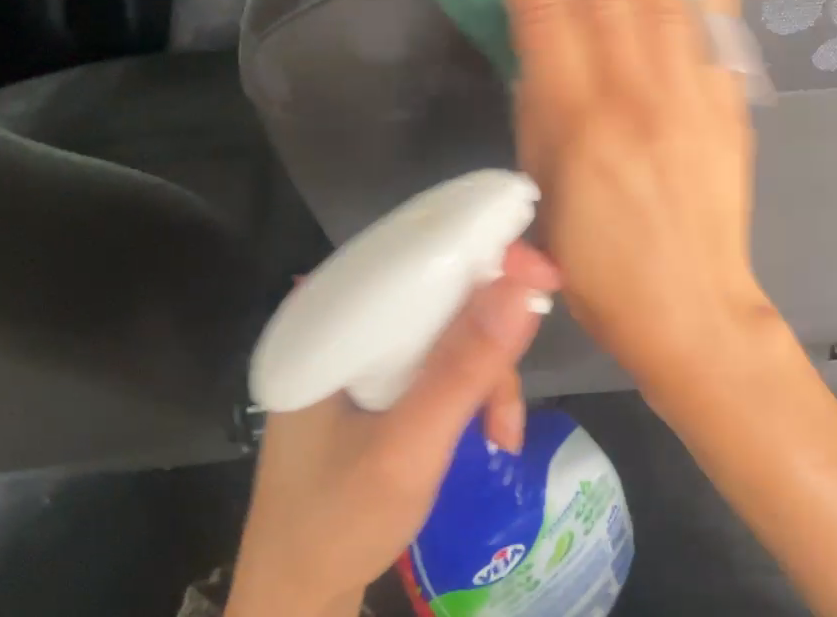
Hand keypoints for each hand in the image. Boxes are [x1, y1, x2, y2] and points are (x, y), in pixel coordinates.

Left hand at [225, 243, 559, 616]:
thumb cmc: (337, 523)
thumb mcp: (406, 447)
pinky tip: (491, 434)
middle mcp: (344, 329)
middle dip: (492, 331)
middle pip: (436, 296)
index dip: (479, 254)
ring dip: (488, 375)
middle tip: (531, 354)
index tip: (540, 273)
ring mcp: (360, 363)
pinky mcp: (377, 391)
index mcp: (330, 322)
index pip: (411, 258)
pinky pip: (438, 368)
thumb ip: (462, 369)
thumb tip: (522, 286)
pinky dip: (473, 395)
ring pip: (446, 334)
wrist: (296, 599)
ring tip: (503, 431)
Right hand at [501, 0, 773, 395]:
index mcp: (575, 120)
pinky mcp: (728, 110)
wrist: (690, 309)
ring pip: (668, 1)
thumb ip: (540, 115)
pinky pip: (717, 38)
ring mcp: (689, 98)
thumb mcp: (544, 193)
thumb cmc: (598, 266)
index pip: (546, 13)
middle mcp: (633, 96)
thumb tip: (542, 56)